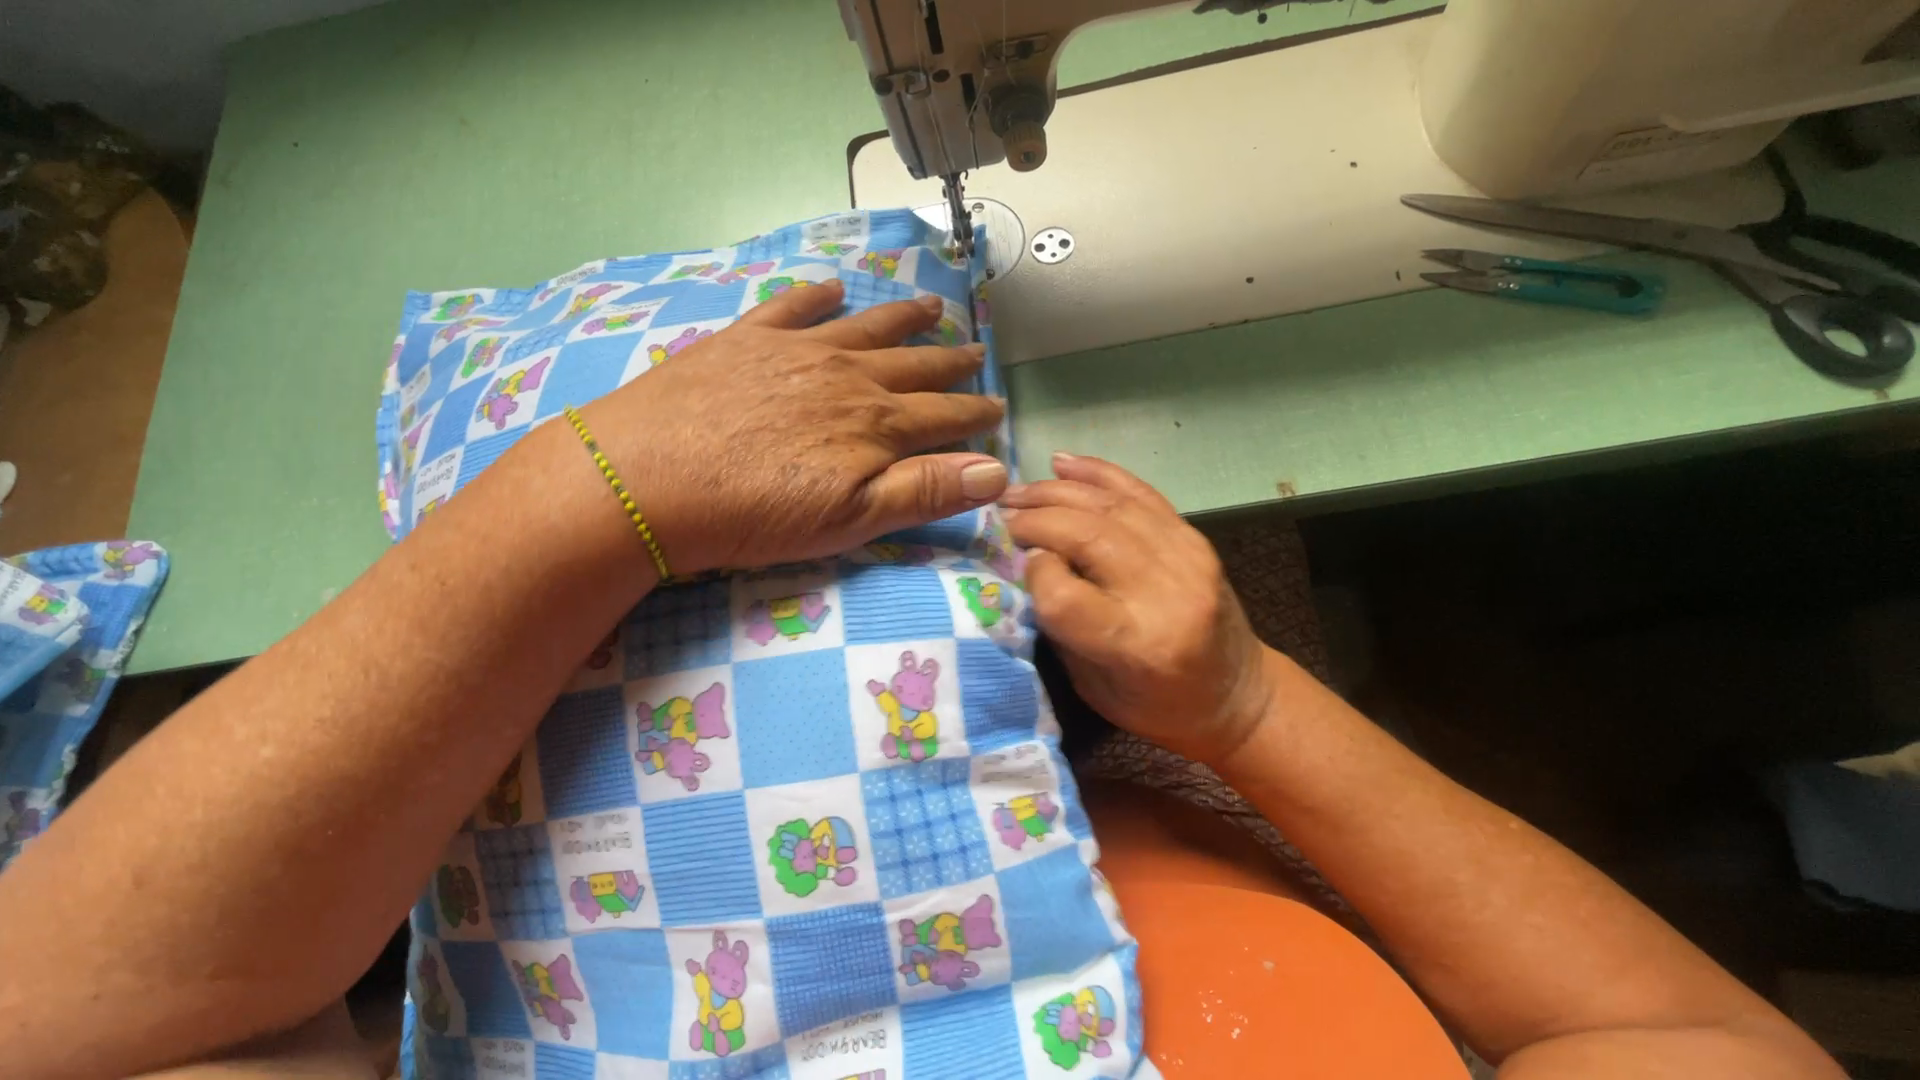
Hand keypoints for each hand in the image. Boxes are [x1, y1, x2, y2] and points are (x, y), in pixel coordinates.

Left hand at [579, 279, 1006, 572]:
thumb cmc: (751, 514)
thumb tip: (996, 471)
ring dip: (902, 319)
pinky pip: (793, 307)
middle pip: (912, 365)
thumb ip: (922, 492)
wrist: (645, 481)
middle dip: (950, 362)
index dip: (974, 414)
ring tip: (933, 307)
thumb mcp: (848, 519)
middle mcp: (846, 376)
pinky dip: (817, 295)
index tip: (998, 408)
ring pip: (865, 327)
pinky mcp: (746, 340)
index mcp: (874, 424)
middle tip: (977, 353)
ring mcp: (795, 351)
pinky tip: (833, 287)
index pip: (943, 415)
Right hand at [1002, 454, 1276, 764]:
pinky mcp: (1194, 537)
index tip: (1016, 566)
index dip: (1033, 573)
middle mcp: (1165, 593)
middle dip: (1035, 520)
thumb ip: (1061, 625)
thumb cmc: (1157, 706)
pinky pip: (1139, 492)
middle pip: (1085, 536)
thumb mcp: (1094, 686)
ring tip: (1016, 492)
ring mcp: (1186, 557)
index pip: (1064, 594)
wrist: (1238, 696)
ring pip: (1109, 505)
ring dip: (1056, 491)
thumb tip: (1025, 563)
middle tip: (999, 516)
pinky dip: (1097, 474)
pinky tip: (1062, 465)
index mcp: (1137, 644)